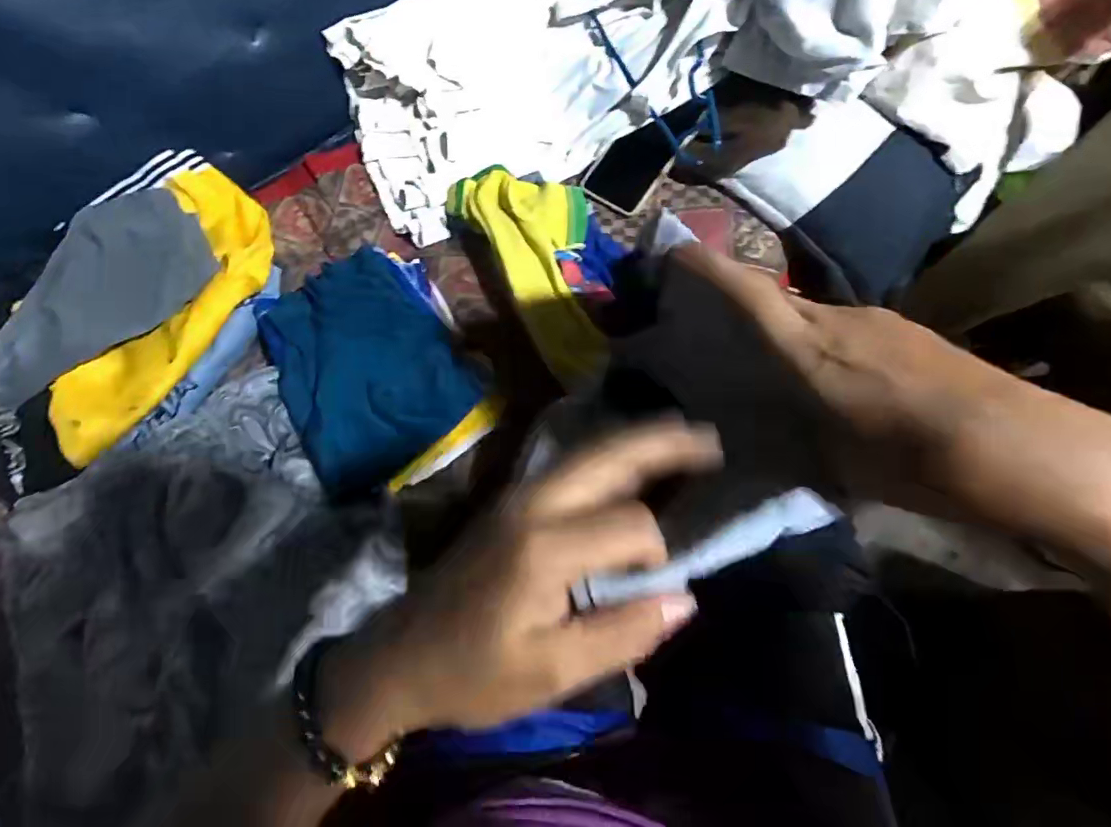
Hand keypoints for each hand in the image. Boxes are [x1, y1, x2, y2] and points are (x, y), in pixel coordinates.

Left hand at [315, 423, 717, 758]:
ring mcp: (521, 492)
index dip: (658, 552)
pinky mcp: (515, 497)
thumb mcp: (551, 673)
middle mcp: (535, 502)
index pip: (631, 526)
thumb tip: (685, 597)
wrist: (400, 655)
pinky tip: (635, 460)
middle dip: (663, 442)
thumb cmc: (475, 672)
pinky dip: (615, 453)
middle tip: (710, 439)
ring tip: (684, 435)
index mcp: (545, 547)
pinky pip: (576, 463)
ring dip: (640, 440)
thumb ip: (622, 634)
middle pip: (610, 455)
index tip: (657, 585)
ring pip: (592, 450)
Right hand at [626, 245, 1110, 551]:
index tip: (673, 249)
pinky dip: (827, 344)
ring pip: (815, 317)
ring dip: (788, 331)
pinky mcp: (911, 333)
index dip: (709, 270)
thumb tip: (763, 441)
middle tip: (711, 327)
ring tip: (772, 363)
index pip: (750, 296)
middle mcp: (844, 320)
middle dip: (739, 304)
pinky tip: (837, 378)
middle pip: (778, 302)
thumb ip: (796, 442)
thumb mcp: (841, 466)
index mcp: (816, 349)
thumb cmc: (918, 462)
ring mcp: (883, 321)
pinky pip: (850, 329)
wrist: (1026, 448)